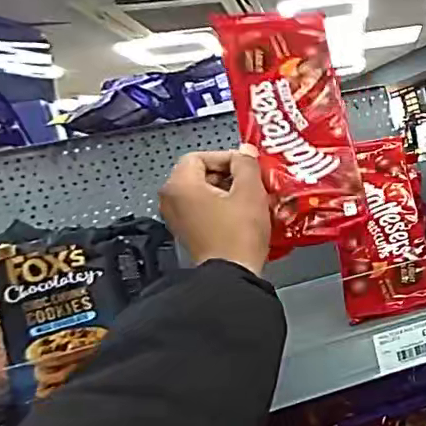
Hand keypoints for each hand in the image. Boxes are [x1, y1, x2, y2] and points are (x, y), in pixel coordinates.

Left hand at [159, 147, 270, 275]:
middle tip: (254, 182)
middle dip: (230, 175)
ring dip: (229, 191)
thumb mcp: (250, 191)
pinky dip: (223, 207)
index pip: (201, 156)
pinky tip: (244, 215)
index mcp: (179, 185)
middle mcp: (171, 200)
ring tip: (253, 199)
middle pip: (201, 174)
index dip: (228, 158)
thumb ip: (246, 164)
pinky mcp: (188, 233)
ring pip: (205, 192)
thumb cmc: (239, 232)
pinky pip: (204, 209)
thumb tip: (244, 151)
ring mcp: (177, 218)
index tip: (249, 168)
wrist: (231, 274)